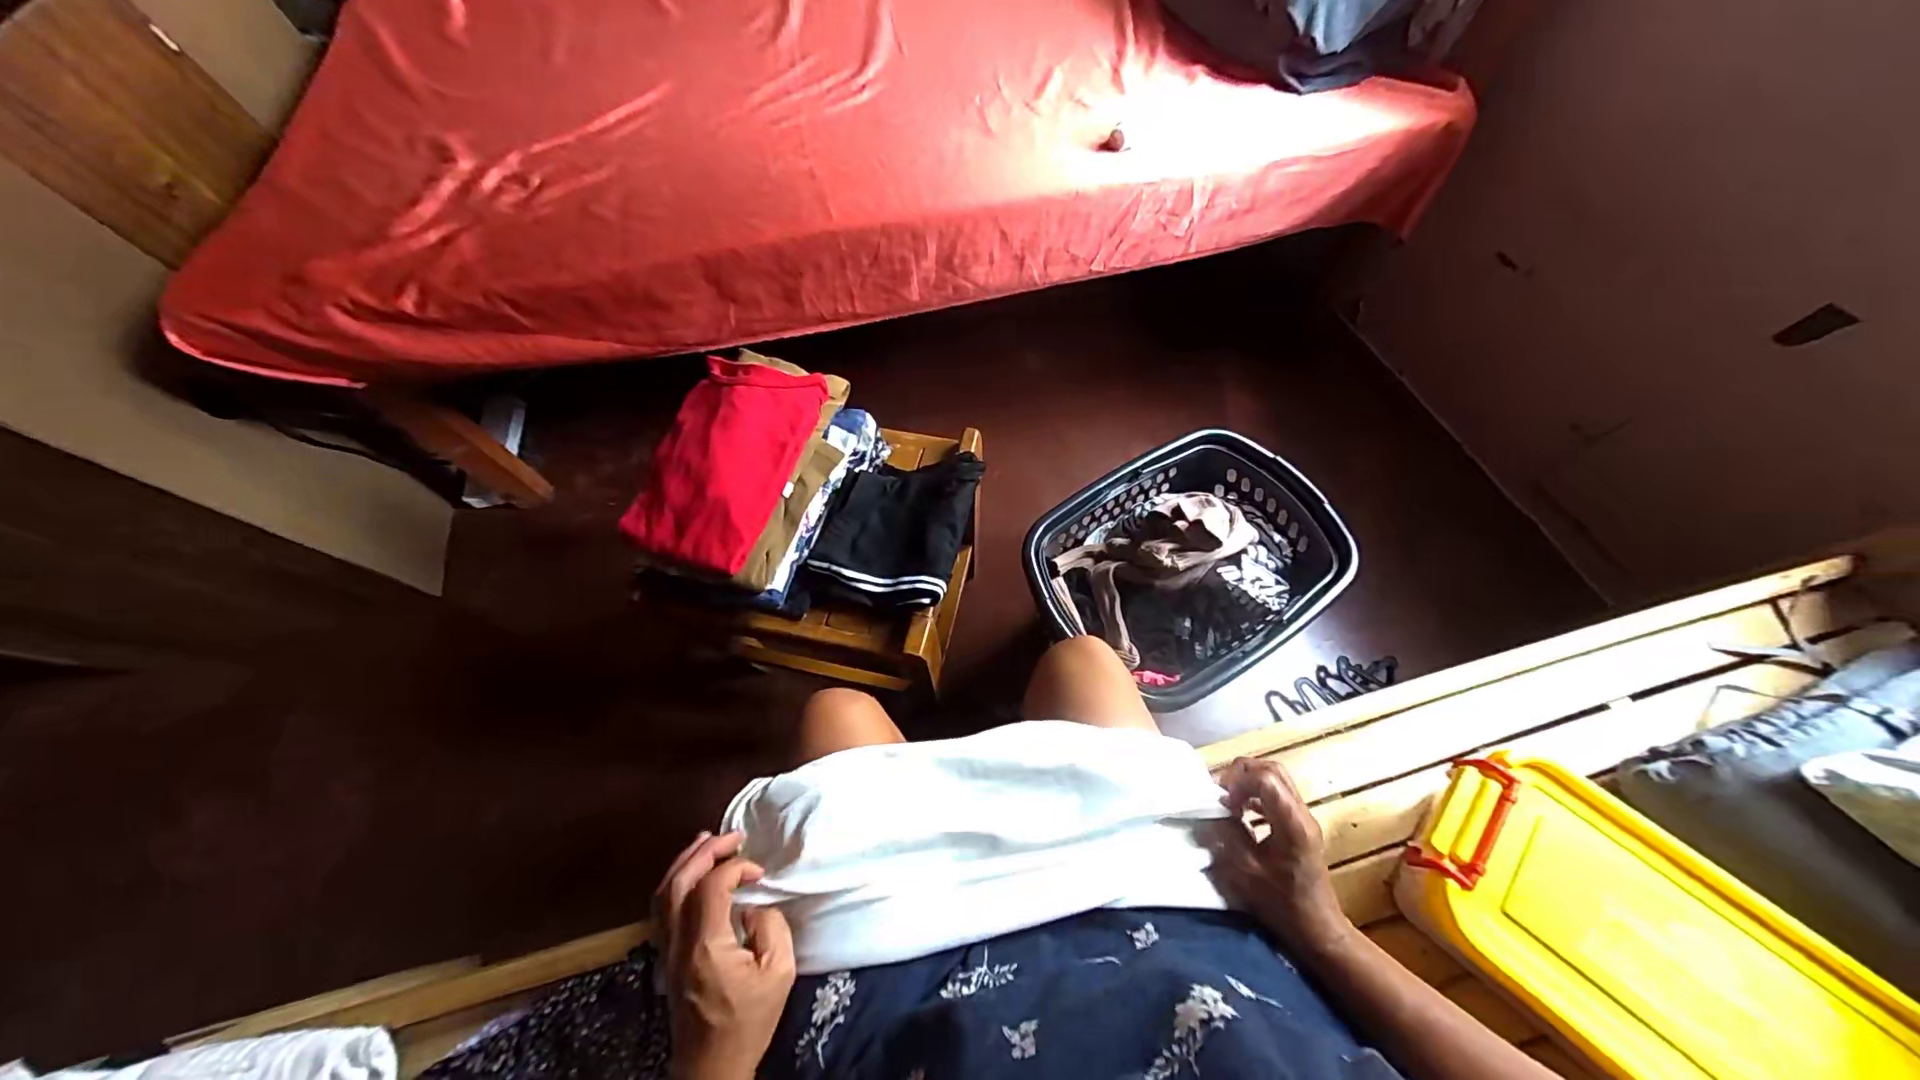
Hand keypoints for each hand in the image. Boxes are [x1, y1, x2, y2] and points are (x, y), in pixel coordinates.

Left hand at [653, 831, 796, 1079]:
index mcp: (706, 945)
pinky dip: (677, 881)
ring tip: (708, 841)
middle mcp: (679, 943)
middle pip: (679, 882)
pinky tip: (693, 873)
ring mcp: (667, 951)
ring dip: (685, 861)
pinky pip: (662, 908)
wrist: (712, 1068)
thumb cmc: (749, 1022)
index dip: (735, 867)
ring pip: (663, 894)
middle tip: (733, 836)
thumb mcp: (779, 973)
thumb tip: (753, 906)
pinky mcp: (666, 958)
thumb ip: (771, 927)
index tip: (759, 871)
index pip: (711, 886)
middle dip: (705, 851)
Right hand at [1208, 757, 1354, 954]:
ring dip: (1248, 783)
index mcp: (1292, 823)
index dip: (1237, 782)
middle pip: (1271, 770)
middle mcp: (1302, 813)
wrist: (1317, 930)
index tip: (1222, 801)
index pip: (1265, 778)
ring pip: (1275, 778)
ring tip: (1229, 802)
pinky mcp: (1300, 825)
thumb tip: (1210, 812)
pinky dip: (1256, 794)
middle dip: (1241, 774)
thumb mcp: (1245, 871)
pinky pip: (1277, 794)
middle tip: (1222, 794)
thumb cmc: (1281, 904)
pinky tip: (1241, 812)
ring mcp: (1304, 817)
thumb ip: (1226, 835)